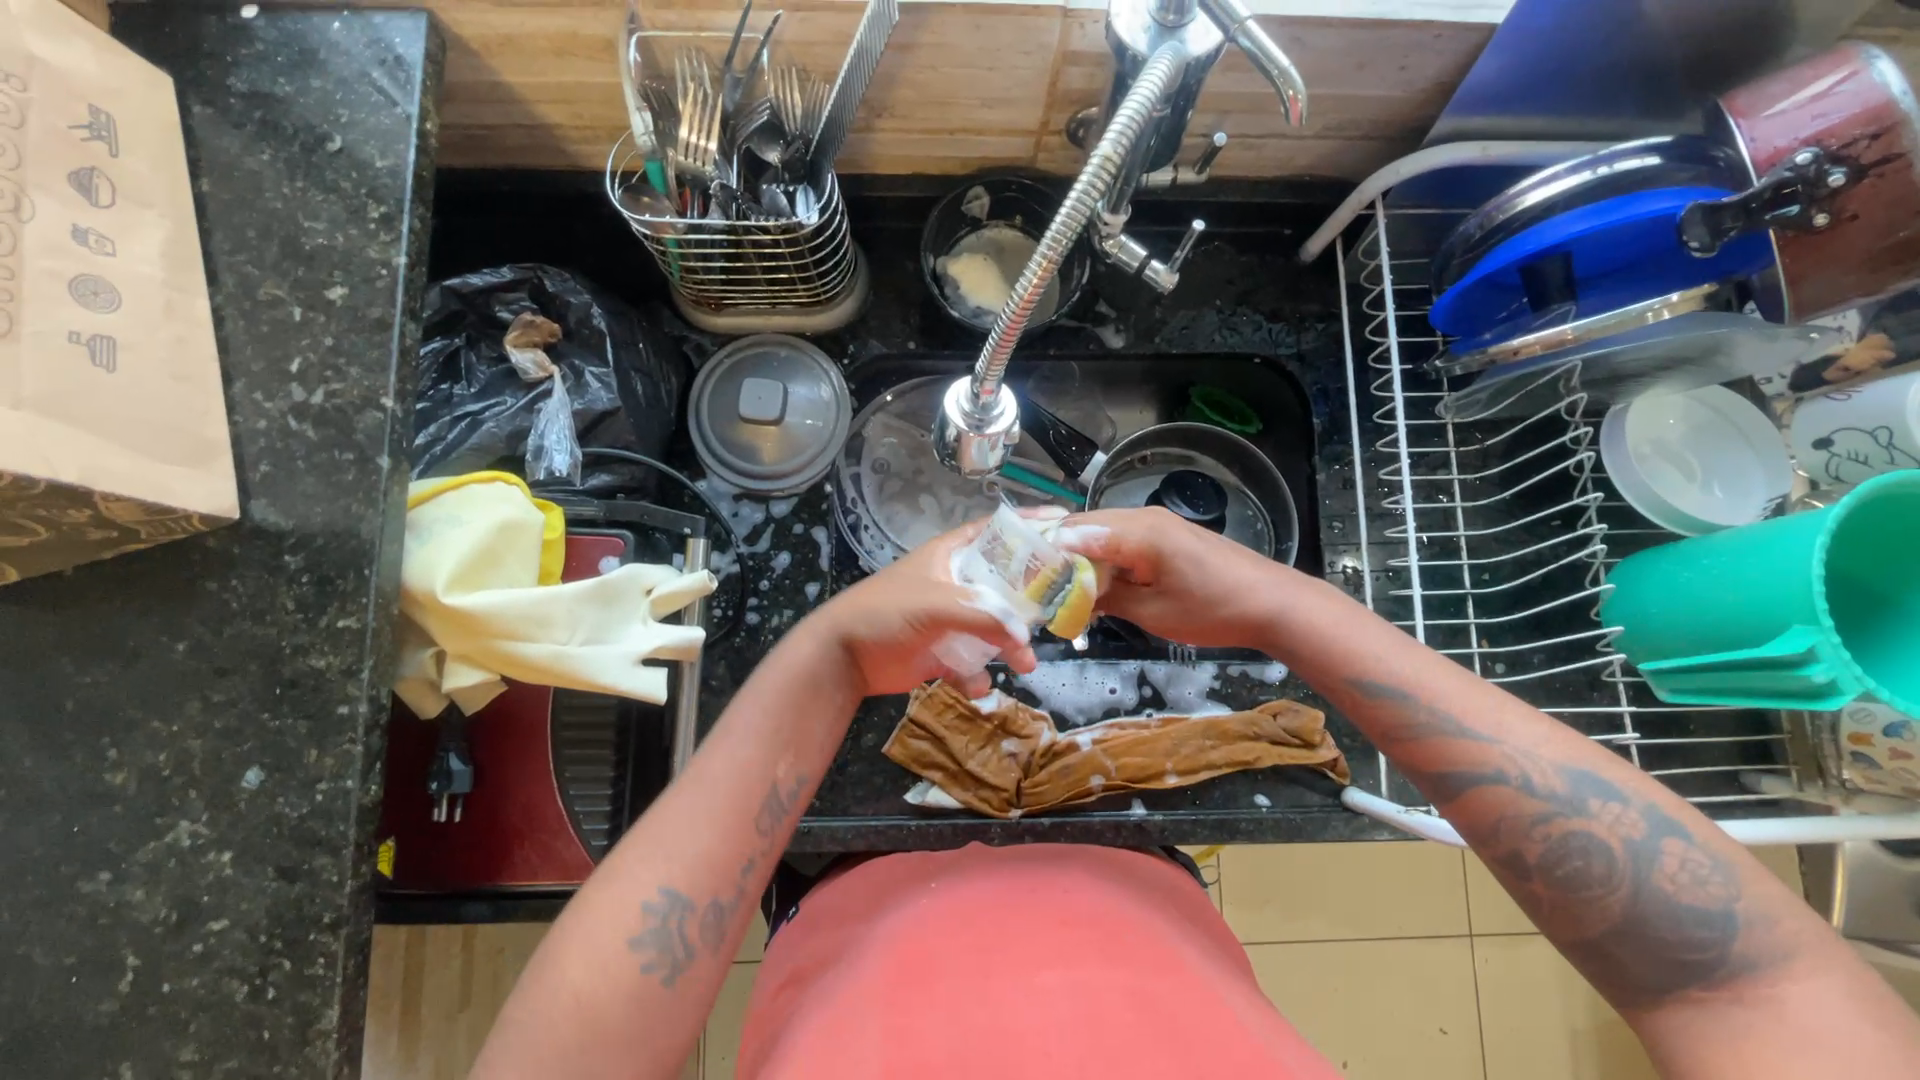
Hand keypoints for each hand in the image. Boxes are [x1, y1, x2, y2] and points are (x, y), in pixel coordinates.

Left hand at [807, 520, 1039, 697]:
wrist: (842, 658)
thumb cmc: (884, 613)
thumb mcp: (935, 603)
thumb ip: (981, 615)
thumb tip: (1024, 637)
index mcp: (951, 555)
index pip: (997, 531)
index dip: (1029, 525)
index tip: (1065, 523)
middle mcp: (955, 582)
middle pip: (1006, 584)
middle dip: (1030, 604)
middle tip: (1056, 615)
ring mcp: (950, 619)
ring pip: (995, 628)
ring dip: (1011, 647)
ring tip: (1024, 665)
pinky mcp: (943, 652)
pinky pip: (973, 663)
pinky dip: (978, 676)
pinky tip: (974, 687)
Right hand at [1053, 506, 1293, 649]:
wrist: (1273, 603)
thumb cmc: (1212, 610)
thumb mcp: (1151, 613)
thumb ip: (1104, 598)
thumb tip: (1067, 596)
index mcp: (1136, 532)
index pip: (1072, 533)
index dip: (1044, 555)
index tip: (1025, 582)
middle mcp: (1141, 517)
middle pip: (1083, 527)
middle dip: (1058, 556)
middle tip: (1038, 588)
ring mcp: (1156, 523)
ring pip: (1101, 532)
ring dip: (1081, 558)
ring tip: (1061, 590)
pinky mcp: (1166, 535)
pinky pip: (1121, 540)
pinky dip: (1103, 559)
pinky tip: (1096, 585)